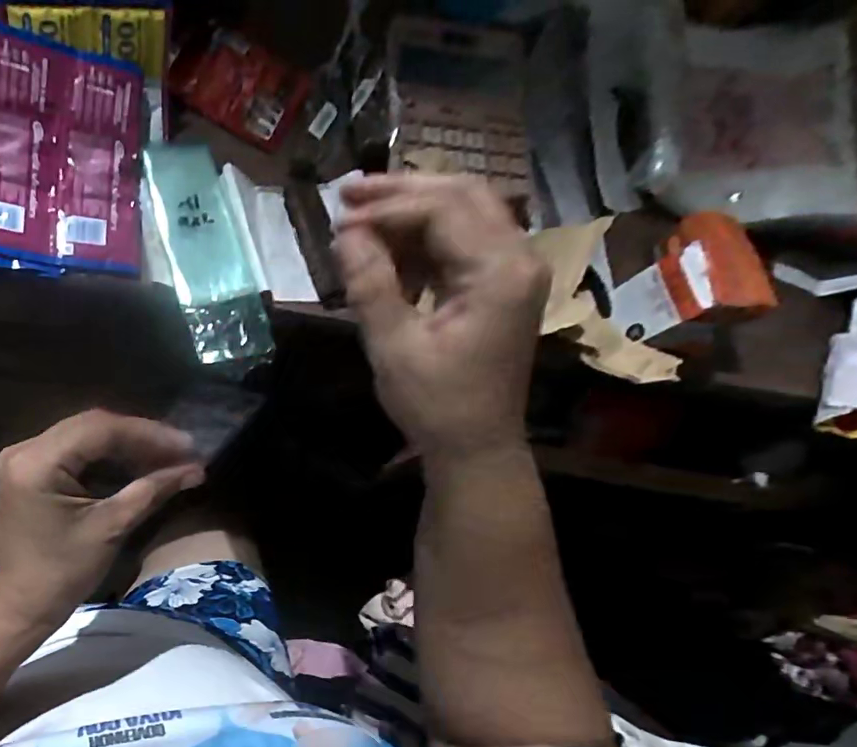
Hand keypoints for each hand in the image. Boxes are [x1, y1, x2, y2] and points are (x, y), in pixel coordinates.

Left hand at [0, 410, 204, 622]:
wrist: (25, 602)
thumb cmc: (64, 572)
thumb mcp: (111, 528)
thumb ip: (152, 490)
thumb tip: (196, 468)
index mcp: (36, 462)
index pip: (99, 430)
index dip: (148, 434)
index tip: (188, 446)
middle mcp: (24, 449)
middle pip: (91, 426)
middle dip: (140, 437)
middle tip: (183, 450)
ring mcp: (23, 457)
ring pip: (84, 435)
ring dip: (126, 444)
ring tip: (168, 456)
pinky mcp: (30, 468)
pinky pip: (74, 449)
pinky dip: (106, 455)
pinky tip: (138, 462)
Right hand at [330, 174, 548, 463]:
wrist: (475, 444)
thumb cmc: (435, 403)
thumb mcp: (393, 348)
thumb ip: (370, 286)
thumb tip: (344, 236)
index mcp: (499, 271)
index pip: (444, 210)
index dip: (388, 208)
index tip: (339, 217)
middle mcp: (517, 257)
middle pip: (462, 197)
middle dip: (402, 192)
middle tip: (348, 192)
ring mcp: (512, 270)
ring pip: (464, 214)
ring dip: (412, 209)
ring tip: (360, 211)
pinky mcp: (499, 286)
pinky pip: (462, 244)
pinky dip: (423, 238)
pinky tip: (386, 246)